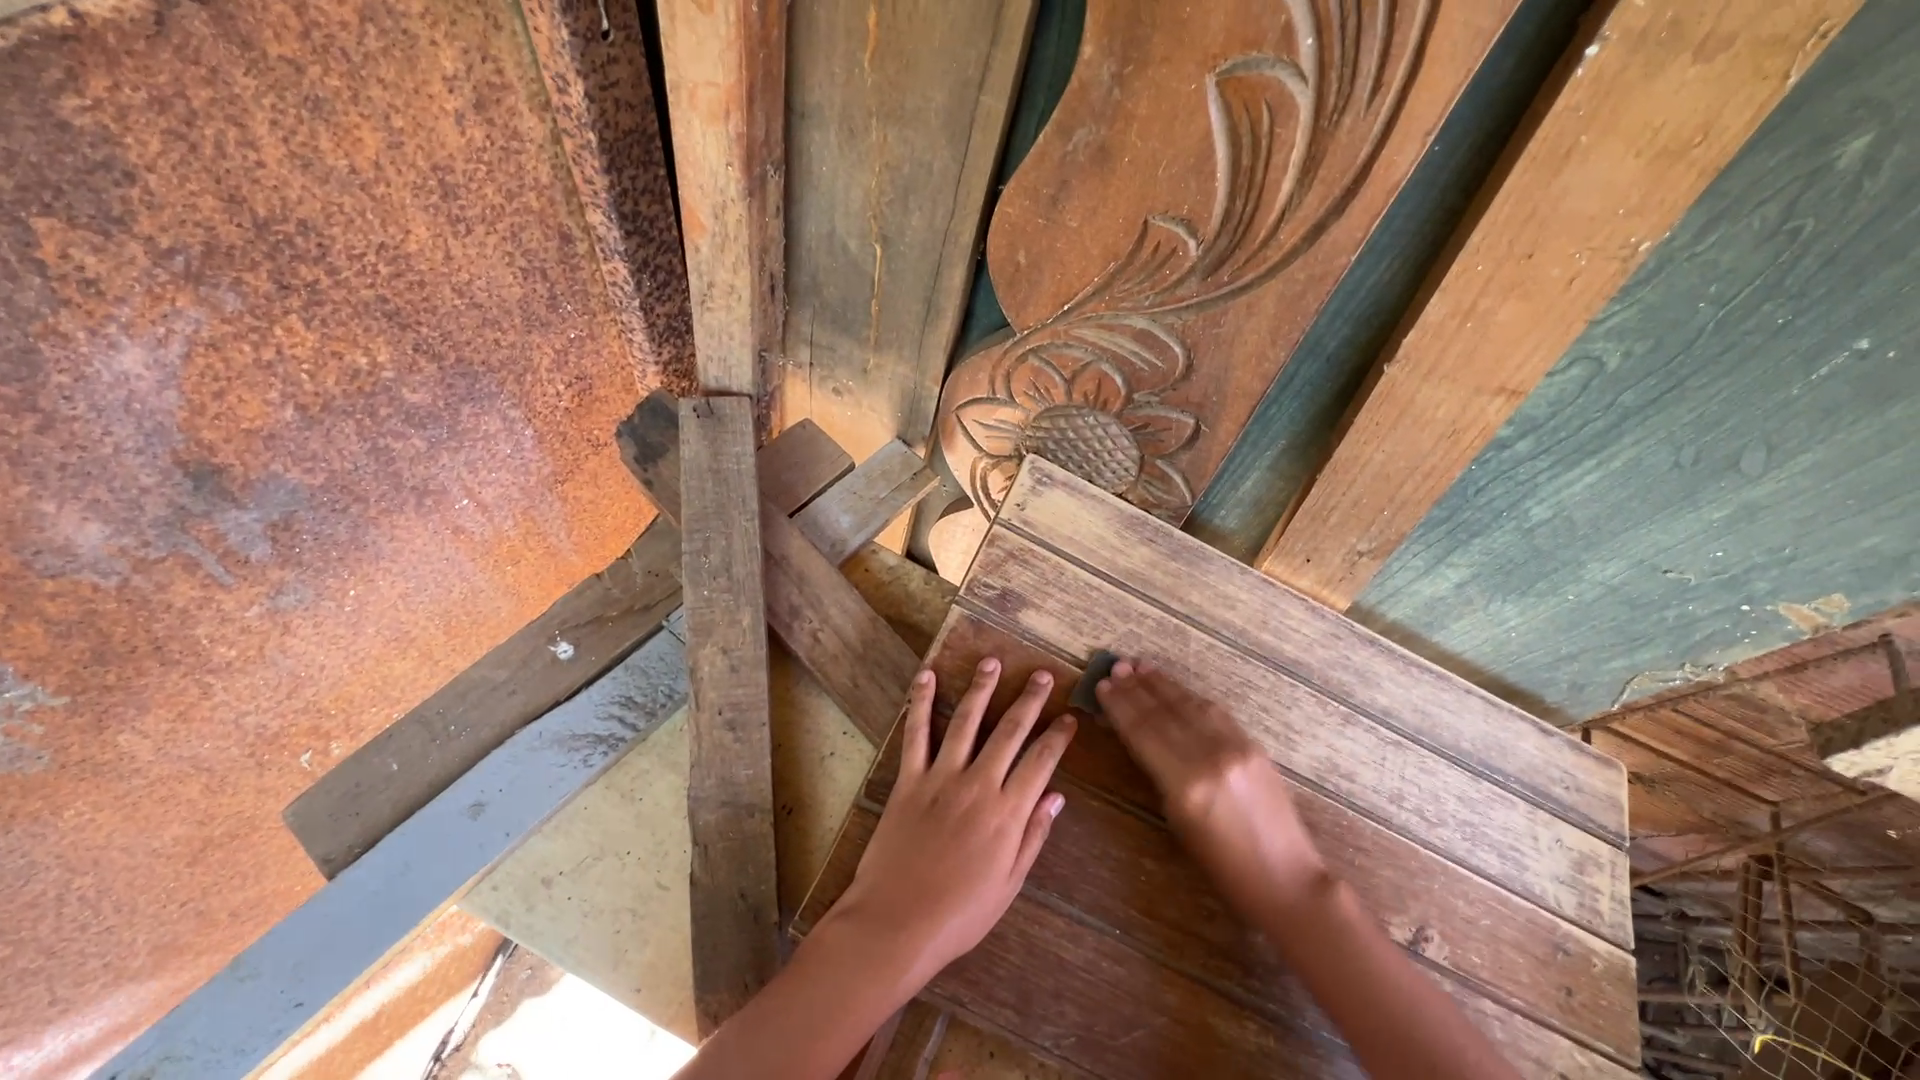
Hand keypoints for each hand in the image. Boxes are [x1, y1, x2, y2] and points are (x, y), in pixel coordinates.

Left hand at [822, 658, 1076, 985]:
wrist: (897, 922)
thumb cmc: (959, 914)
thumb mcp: (1009, 883)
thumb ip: (1033, 836)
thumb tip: (1056, 797)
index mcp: (1008, 813)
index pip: (1041, 762)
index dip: (1058, 737)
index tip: (1070, 718)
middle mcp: (979, 785)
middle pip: (1010, 732)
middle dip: (1029, 700)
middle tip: (1041, 675)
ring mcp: (941, 778)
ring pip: (966, 722)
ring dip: (981, 688)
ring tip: (992, 662)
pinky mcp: (908, 780)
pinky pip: (916, 734)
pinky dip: (920, 703)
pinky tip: (926, 677)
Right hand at [1095, 660, 1325, 912]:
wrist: (1284, 877)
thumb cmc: (1221, 866)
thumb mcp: (1176, 821)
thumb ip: (1156, 775)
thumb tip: (1136, 738)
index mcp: (1184, 782)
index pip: (1143, 731)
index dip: (1120, 706)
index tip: (1103, 685)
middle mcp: (1209, 756)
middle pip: (1164, 712)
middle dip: (1136, 688)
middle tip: (1116, 665)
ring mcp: (1236, 747)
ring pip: (1191, 705)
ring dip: (1163, 684)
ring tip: (1140, 666)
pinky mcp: (1254, 745)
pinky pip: (1215, 713)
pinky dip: (1190, 697)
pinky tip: (1176, 689)